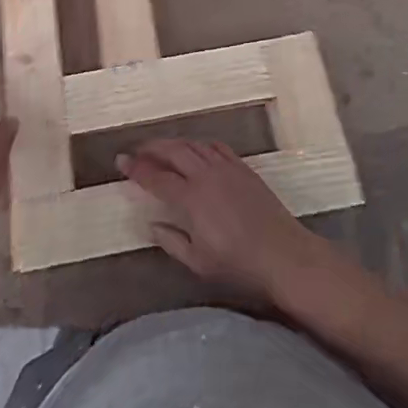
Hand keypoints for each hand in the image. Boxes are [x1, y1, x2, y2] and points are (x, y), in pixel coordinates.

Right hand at [118, 139, 319, 300]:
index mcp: (191, 199)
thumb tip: (152, 225)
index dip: (135, 168)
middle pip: (172, 151)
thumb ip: (171, 241)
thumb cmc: (239, 265)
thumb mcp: (198, 263)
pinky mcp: (243, 169)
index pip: (155, 177)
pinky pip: (215, 147)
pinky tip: (194, 149)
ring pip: (193, 145)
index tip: (120, 161)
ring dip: (172, 143)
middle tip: (135, 151)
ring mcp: (227, 169)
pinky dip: (198, 144)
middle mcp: (206, 176)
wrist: (286, 257)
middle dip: (150, 148)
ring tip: (159, 147)